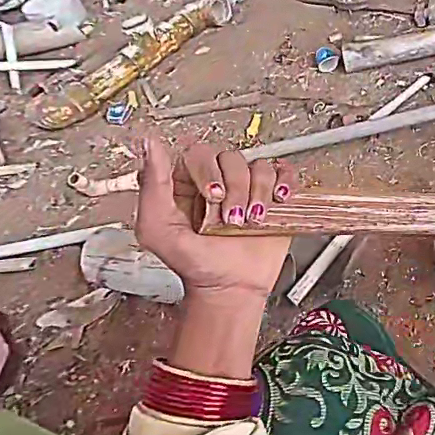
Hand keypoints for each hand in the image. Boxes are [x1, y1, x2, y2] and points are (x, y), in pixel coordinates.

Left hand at [135, 137, 295, 300]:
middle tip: (231, 219)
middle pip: (232, 158)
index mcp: (186, 181)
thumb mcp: (157, 228)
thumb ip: (152, 184)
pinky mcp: (271, 198)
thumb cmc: (192, 265)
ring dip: (259, 193)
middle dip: (236, 189)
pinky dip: (285, 182)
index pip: (200, 154)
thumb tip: (149, 144)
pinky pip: (283, 172)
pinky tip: (278, 200)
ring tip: (252, 220)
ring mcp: (246, 188)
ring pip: (259, 166)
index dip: (209, 172)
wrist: (229, 290)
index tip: (213, 197)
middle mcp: (217, 180)